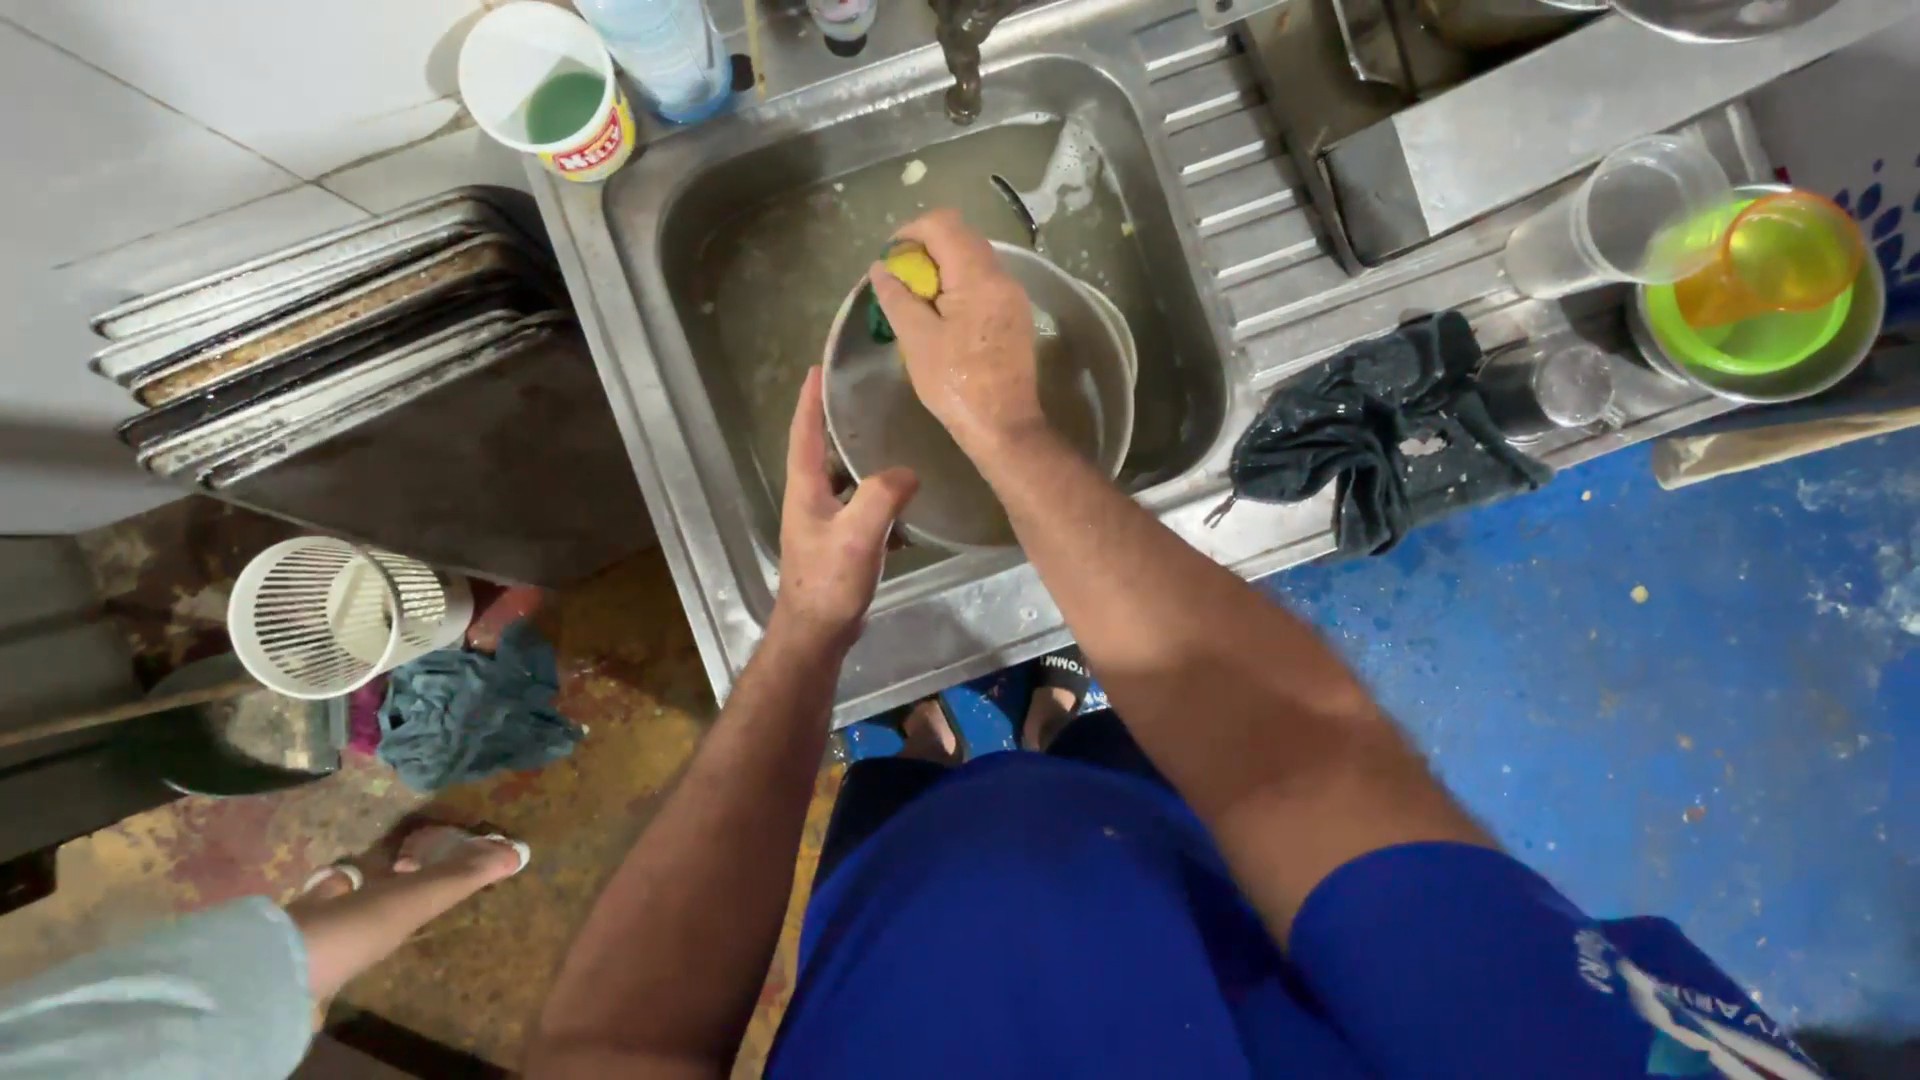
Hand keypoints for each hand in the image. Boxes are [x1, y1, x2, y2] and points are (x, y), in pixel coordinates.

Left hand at [775, 366, 917, 644]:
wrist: (817, 632)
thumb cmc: (829, 581)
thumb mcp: (858, 535)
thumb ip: (882, 496)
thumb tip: (908, 472)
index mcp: (805, 488)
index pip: (805, 432)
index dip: (811, 399)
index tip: (818, 367)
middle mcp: (810, 499)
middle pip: (823, 451)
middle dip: (840, 423)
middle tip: (866, 398)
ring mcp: (823, 523)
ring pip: (845, 479)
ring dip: (863, 460)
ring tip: (893, 442)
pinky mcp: (838, 543)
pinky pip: (860, 507)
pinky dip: (879, 497)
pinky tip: (905, 501)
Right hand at [868, 209, 1045, 456]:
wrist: (1003, 425)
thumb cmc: (956, 384)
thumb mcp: (917, 339)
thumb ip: (897, 297)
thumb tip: (881, 269)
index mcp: (978, 277)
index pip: (944, 224)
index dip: (911, 231)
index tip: (890, 256)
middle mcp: (1003, 278)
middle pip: (962, 238)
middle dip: (926, 250)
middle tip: (901, 278)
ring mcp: (1014, 298)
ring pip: (974, 262)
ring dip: (943, 270)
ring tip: (919, 300)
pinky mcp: (1016, 318)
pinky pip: (985, 285)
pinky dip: (960, 287)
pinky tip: (943, 316)